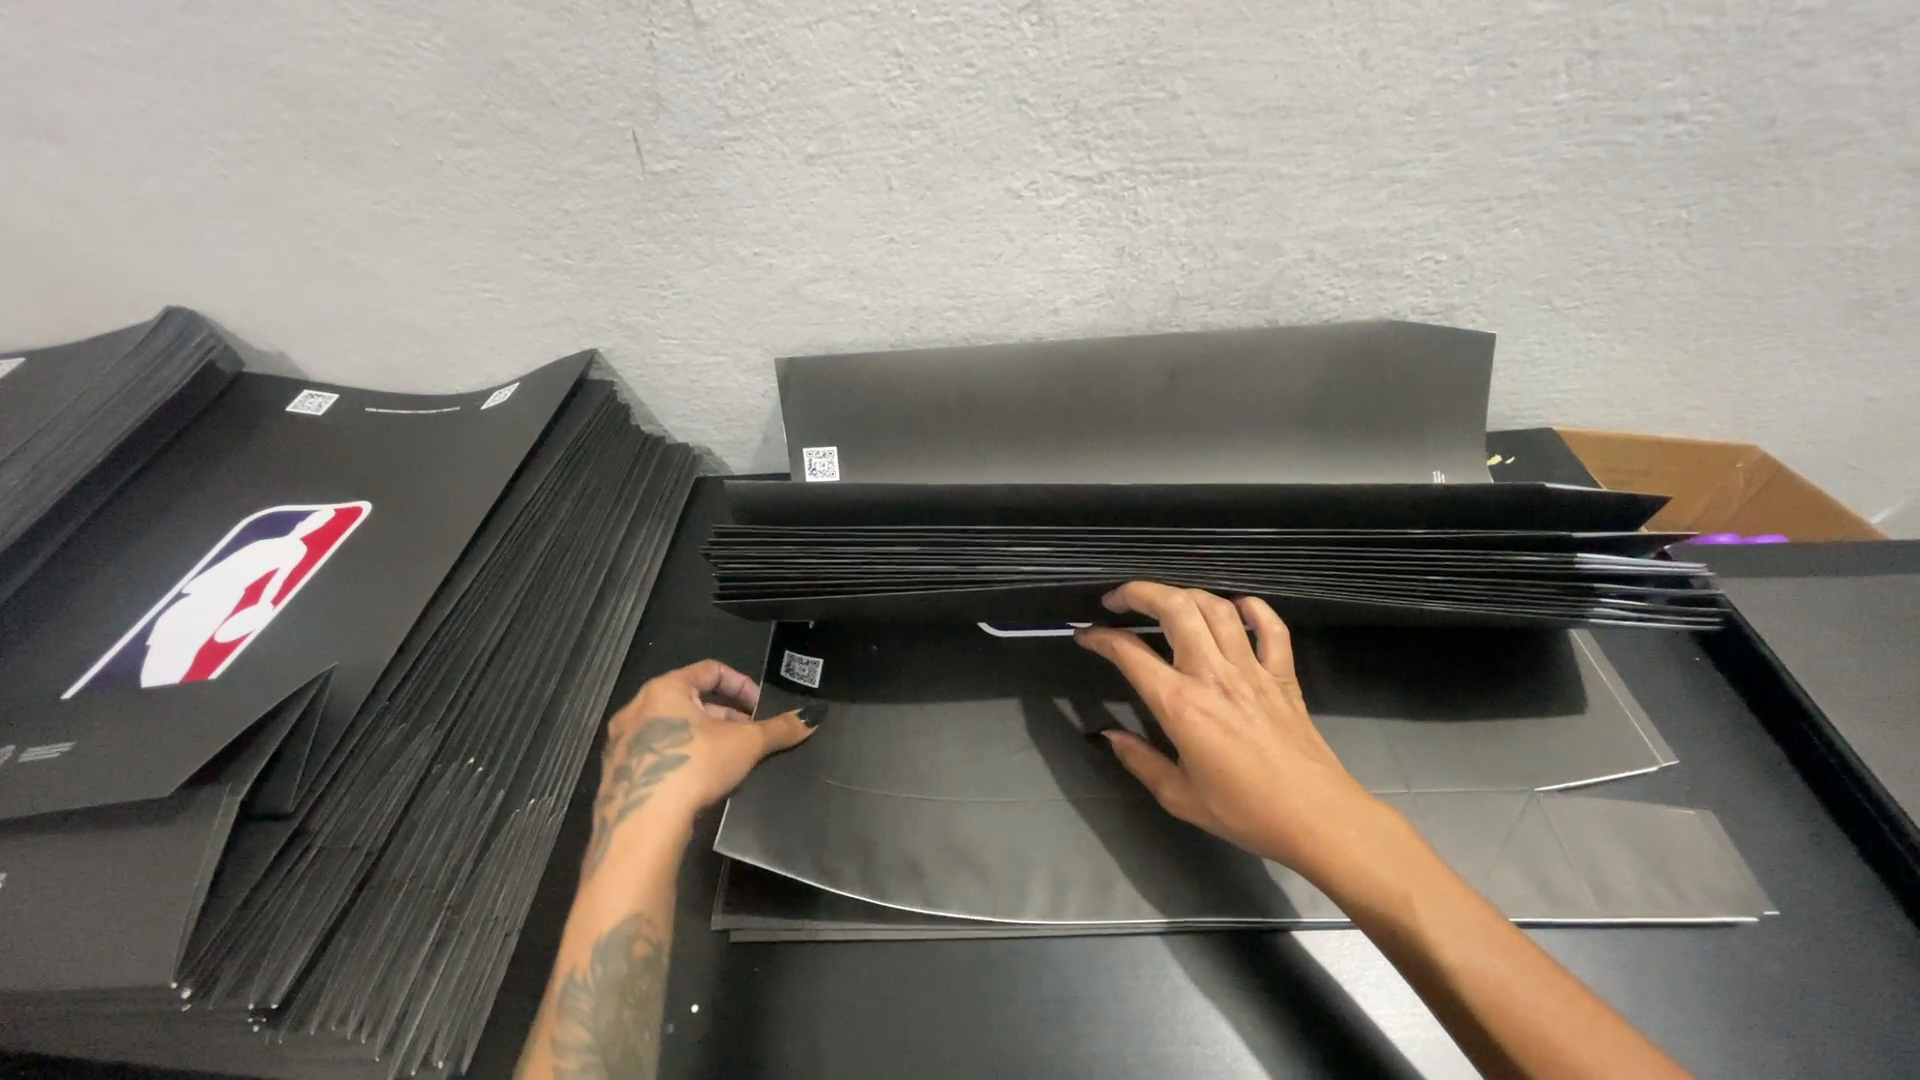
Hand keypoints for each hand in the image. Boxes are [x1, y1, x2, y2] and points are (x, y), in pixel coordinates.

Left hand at [583, 659, 819, 874]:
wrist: (642, 823)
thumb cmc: (695, 765)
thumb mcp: (746, 744)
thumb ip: (780, 728)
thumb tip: (815, 716)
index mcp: (666, 688)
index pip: (710, 670)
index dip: (741, 685)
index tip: (759, 707)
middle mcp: (637, 706)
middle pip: (690, 699)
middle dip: (724, 715)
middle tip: (747, 735)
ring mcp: (622, 740)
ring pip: (671, 727)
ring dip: (702, 736)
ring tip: (727, 758)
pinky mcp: (615, 772)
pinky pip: (654, 753)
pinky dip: (679, 757)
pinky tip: (697, 780)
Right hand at [1074, 582, 1379, 877]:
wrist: (1318, 819)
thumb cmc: (1245, 813)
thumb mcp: (1179, 797)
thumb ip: (1139, 760)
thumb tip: (1109, 736)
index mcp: (1180, 705)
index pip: (1129, 653)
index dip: (1101, 637)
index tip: (1087, 635)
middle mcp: (1213, 675)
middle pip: (1175, 607)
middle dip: (1140, 593)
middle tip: (1120, 600)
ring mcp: (1252, 670)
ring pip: (1217, 608)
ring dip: (1186, 594)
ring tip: (1167, 601)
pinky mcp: (1283, 676)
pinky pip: (1271, 628)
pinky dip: (1253, 609)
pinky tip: (1237, 606)